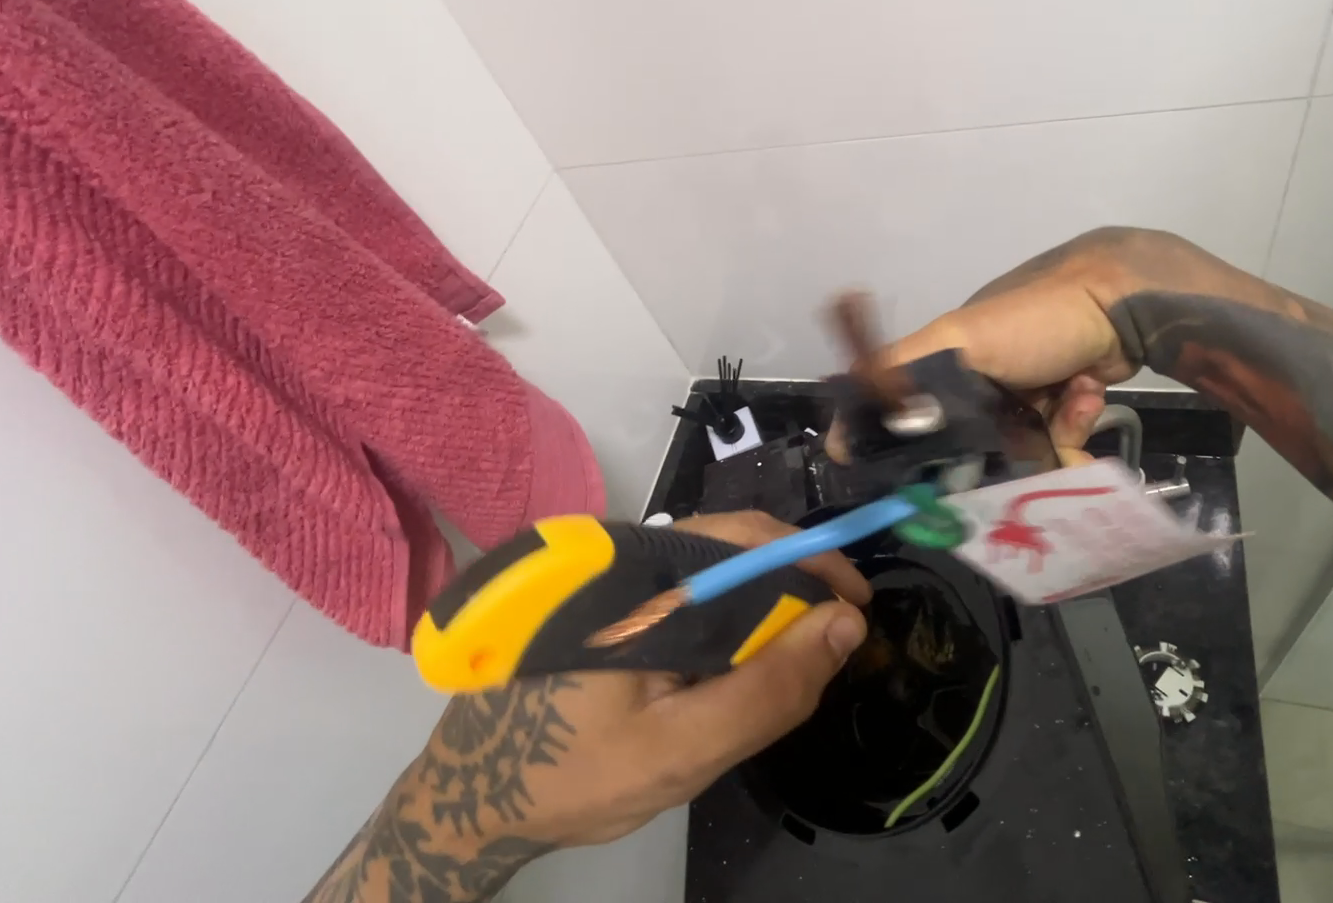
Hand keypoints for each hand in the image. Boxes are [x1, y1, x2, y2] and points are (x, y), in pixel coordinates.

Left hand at [308, 512, 869, 902]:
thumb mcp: (682, 751)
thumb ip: (767, 690)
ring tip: (799, 649)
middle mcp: (628, 556)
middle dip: (798, 580)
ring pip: (717, 561)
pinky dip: (734, 609)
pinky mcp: (612, 593)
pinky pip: (691, 583)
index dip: (814, 563)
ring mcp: (616, 571)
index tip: (857, 609)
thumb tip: (842, 624)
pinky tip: (745, 651)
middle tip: (834, 637)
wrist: (475, 791)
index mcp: (642, 580)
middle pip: (736, 542)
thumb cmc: (574, 774)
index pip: (750, 541)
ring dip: (768, 596)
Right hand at [831, 228, 1228, 464]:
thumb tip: (836, 438)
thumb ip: (898, 375)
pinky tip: (1087, 395)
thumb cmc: (1033, 319)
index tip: (942, 476)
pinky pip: (1056, 437)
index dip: (924, 449)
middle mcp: (980, 377)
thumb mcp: (956, 341)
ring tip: (1069, 405)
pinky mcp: (1061, 400)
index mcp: (946, 361)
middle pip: (971, 444)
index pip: (916, 417)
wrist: (1125, 301)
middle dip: (998, 449)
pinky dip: (1073, 422)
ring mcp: (1023, 391)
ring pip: (1018, 447)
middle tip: (1017, 451)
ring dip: (1046, 433)